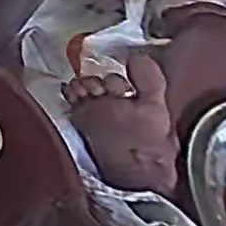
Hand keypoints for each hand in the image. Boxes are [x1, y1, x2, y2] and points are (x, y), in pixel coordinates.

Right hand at [63, 52, 177, 193]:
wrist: (129, 171)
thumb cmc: (148, 142)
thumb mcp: (155, 108)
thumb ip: (149, 80)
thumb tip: (137, 53)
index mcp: (135, 101)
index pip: (119, 79)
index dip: (116, 80)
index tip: (118, 88)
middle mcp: (115, 103)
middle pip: (98, 79)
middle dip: (97, 81)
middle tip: (101, 93)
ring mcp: (96, 109)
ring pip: (83, 84)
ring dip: (83, 85)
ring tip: (88, 95)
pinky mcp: (79, 115)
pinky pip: (70, 94)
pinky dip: (70, 91)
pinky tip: (76, 96)